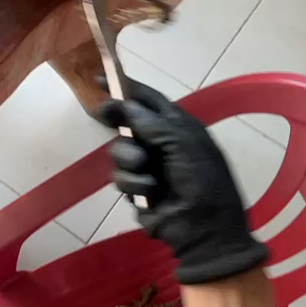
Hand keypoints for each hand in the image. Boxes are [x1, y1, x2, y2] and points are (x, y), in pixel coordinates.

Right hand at [97, 80, 270, 284]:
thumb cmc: (203, 181)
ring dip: (130, 159)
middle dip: (117, 121)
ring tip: (145, 171)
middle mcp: (161, 144)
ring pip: (120, 151)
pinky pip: (120, 177)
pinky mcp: (137, 189)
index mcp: (178, 127)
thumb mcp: (183, 143)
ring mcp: (148, 167)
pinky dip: (133, 184)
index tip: (100, 77)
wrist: (204, 229)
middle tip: (103, 115)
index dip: (126, 88)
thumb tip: (127, 104)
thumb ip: (152, 122)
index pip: (148, 100)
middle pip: (127, 123)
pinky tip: (148, 193)